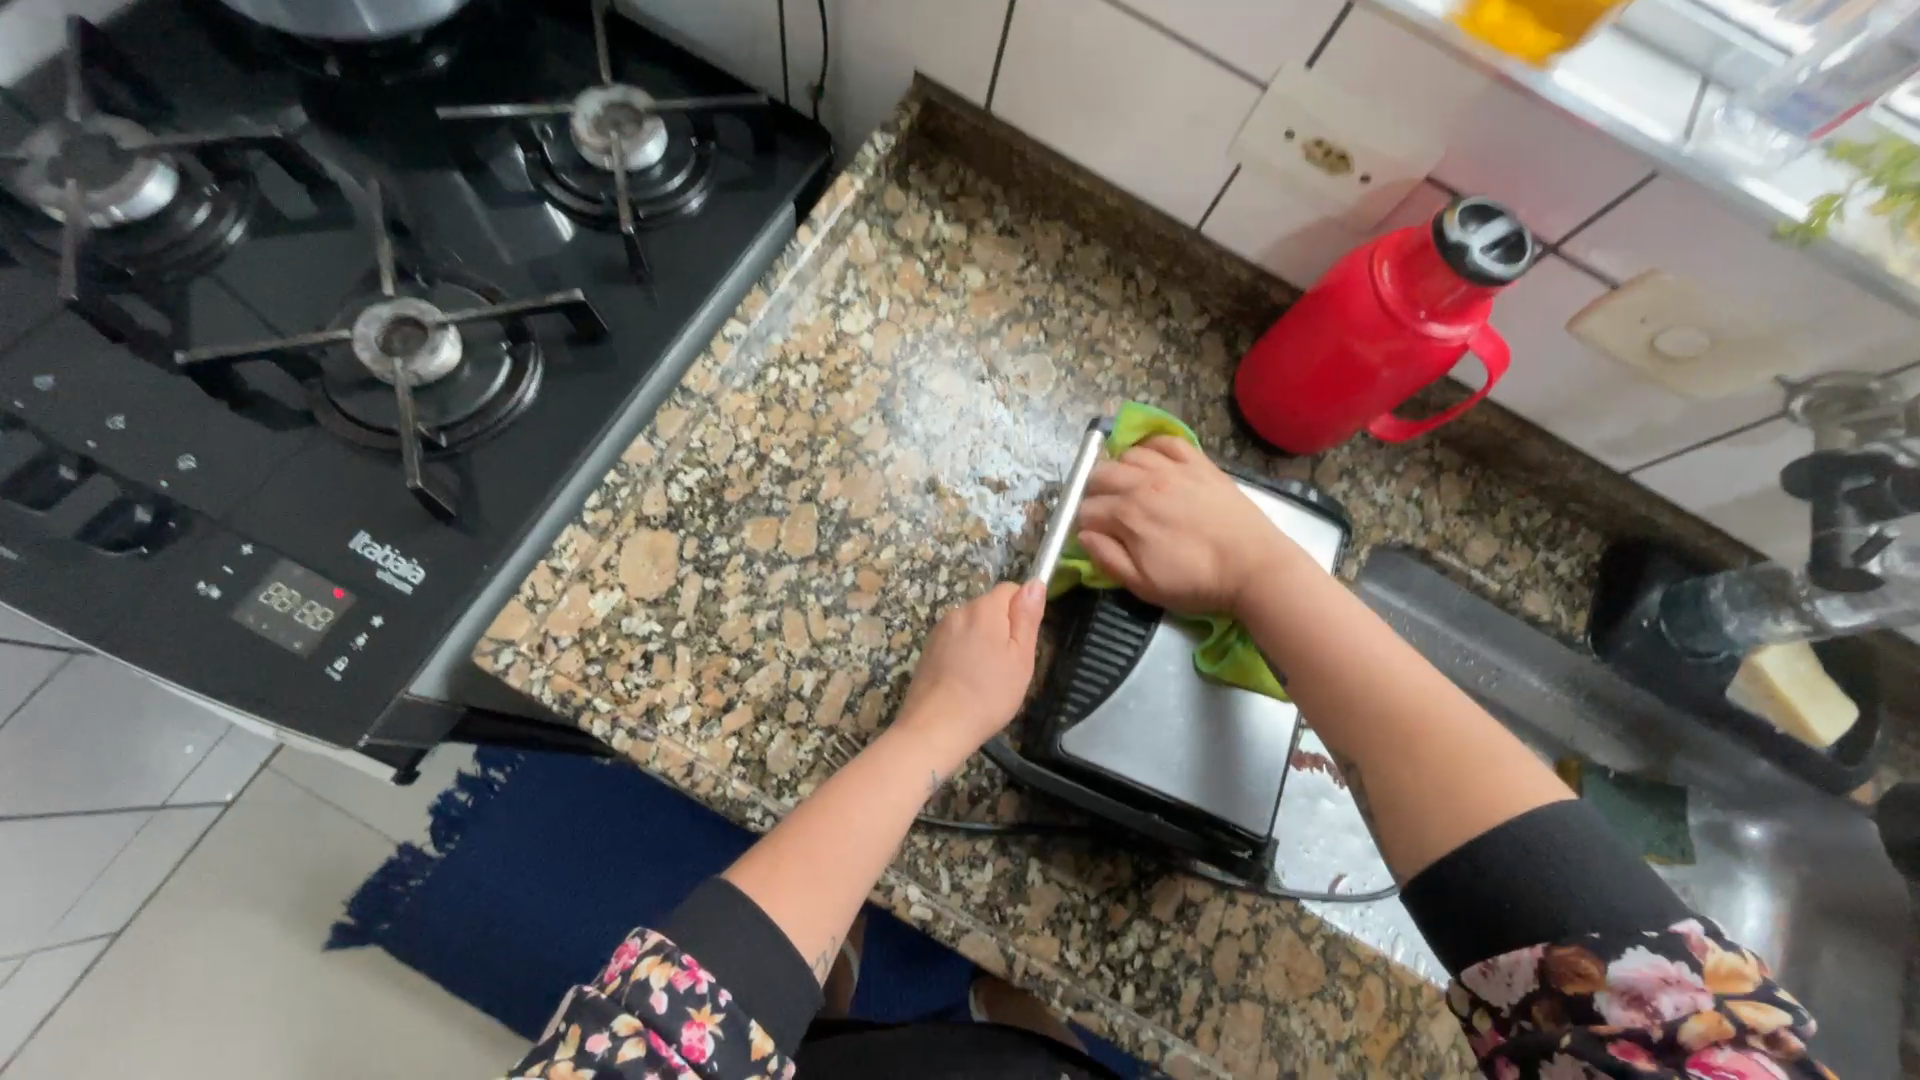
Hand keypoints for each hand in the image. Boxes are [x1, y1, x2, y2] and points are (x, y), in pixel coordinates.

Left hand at [894, 580, 1045, 765]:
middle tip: (1008, 665)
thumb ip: (1027, 617)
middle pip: (990, 607)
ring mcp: (939, 630)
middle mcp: (958, 611)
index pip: (1011, 590)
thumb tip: (1035, 583)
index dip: (1022, 612)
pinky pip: (956, 641)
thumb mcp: (1021, 657)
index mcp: (984, 609)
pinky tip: (966, 681)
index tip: (1023, 644)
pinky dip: (965, 653)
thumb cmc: (988, 694)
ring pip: (972, 625)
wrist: (937, 726)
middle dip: (1002, 628)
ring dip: (983, 641)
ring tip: (987, 677)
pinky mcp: (928, 649)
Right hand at [1076, 436, 1306, 617]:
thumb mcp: (1144, 586)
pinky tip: (1152, 460)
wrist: (1253, 567)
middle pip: (1100, 475)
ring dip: (1119, 469)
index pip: (1086, 510)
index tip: (1096, 537)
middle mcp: (1143, 484)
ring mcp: (1173, 469)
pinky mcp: (1199, 463)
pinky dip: (1152, 446)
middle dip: (1094, 493)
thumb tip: (1083, 536)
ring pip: (1128, 454)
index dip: (1085, 525)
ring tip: (1128, 487)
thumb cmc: (1196, 582)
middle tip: (1106, 512)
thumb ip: (1107, 559)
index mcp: (1127, 515)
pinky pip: (1166, 441)